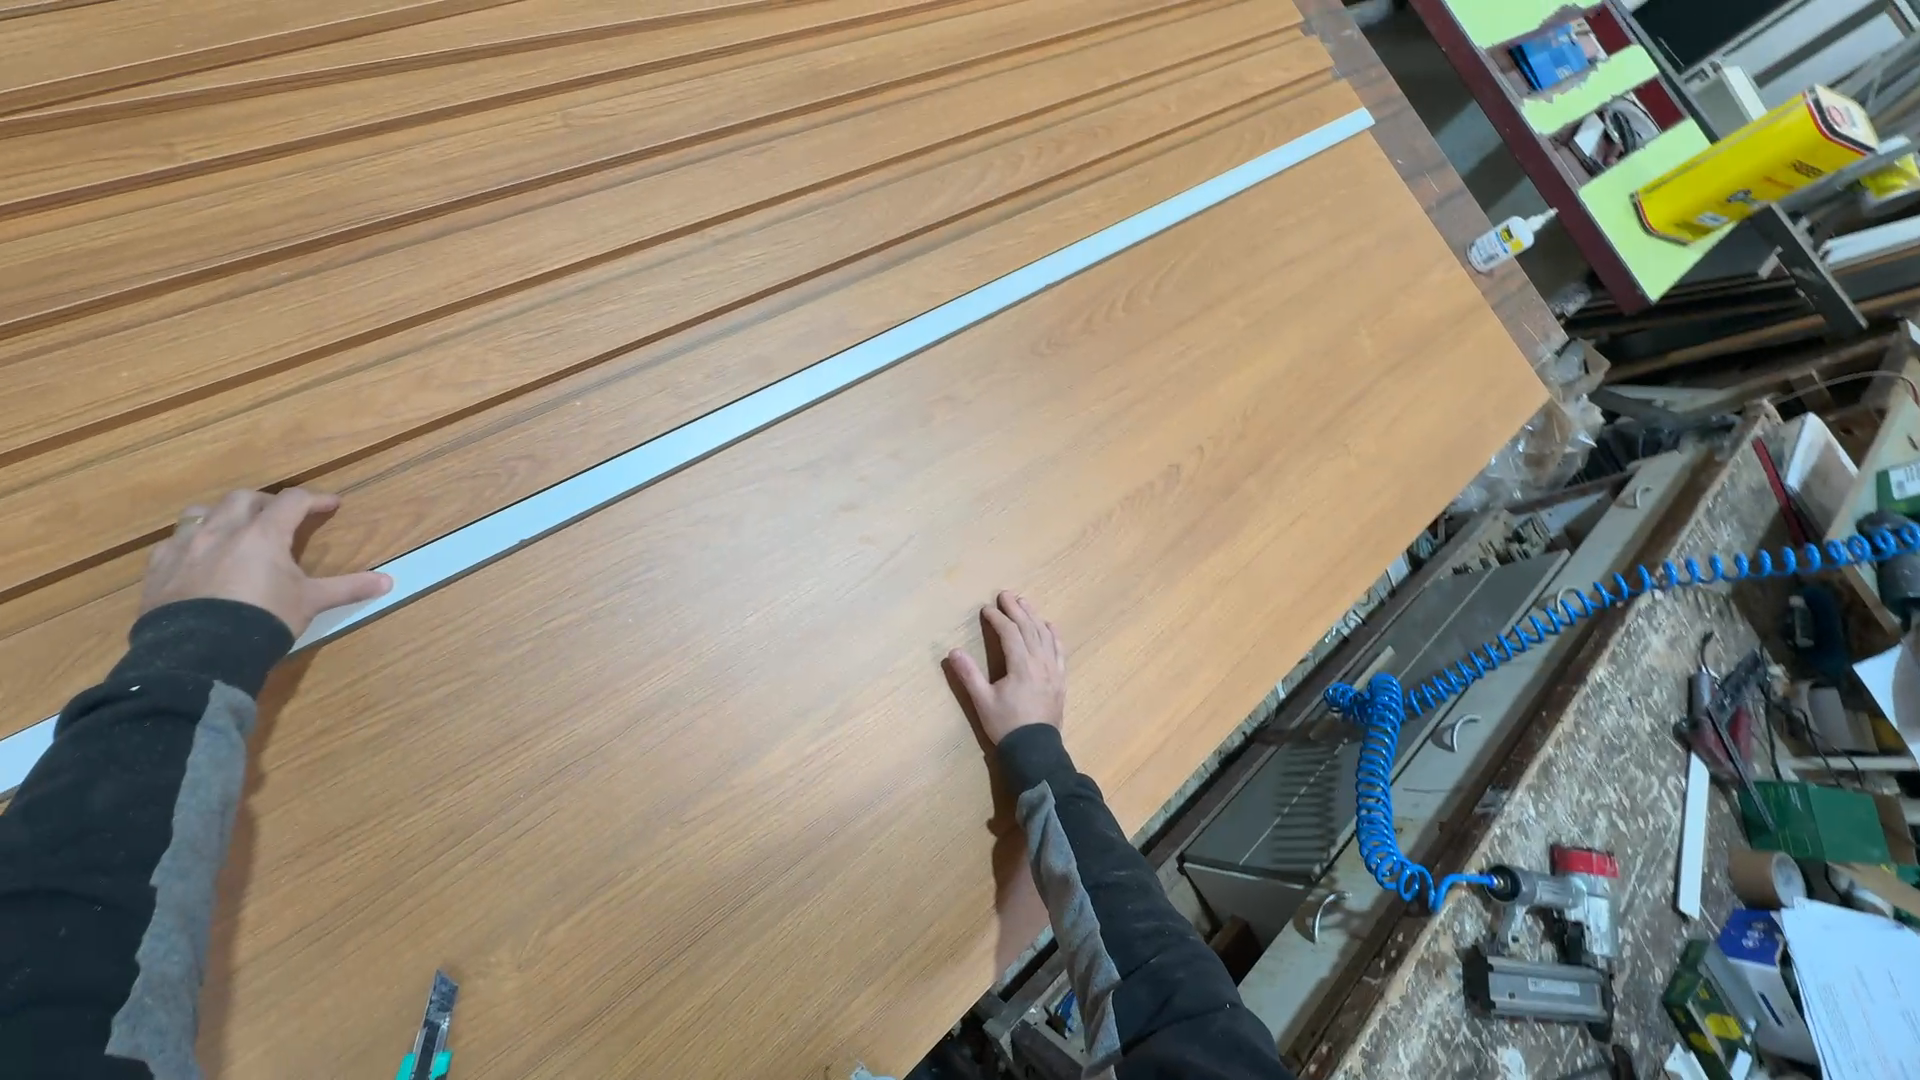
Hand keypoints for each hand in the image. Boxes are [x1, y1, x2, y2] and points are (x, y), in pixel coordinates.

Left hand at [141, 489, 392, 637]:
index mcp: (264, 534)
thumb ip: (348, 588)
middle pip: (244, 498)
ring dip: (222, 514)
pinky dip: (191, 541)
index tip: (332, 504)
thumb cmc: (264, 617)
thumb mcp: (312, 601)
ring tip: (234, 528)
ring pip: (201, 512)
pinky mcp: (158, 566)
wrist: (201, 649)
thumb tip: (389, 582)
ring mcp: (185, 546)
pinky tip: (199, 557)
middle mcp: (223, 531)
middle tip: (282, 516)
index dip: (316, 499)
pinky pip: (172, 542)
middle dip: (267, 502)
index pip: (293, 501)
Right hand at [947, 591, 1066, 744]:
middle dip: (1016, 609)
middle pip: (1029, 628)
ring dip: (1034, 616)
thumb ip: (968, 675)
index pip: (1010, 633)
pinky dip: (1053, 635)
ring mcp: (1053, 670)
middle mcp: (1040, 663)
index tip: (987, 609)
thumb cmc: (1006, 725)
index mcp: (1021, 666)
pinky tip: (1049, 625)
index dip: (998, 619)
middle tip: (1005, 594)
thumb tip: (953, 651)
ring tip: (1024, 602)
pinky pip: (1059, 651)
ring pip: (1045, 636)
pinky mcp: (1060, 679)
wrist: (1035, 749)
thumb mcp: (982, 701)